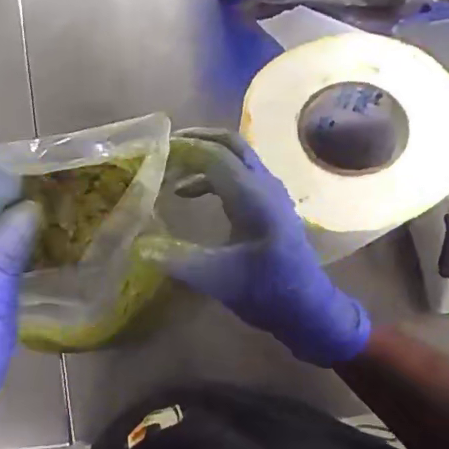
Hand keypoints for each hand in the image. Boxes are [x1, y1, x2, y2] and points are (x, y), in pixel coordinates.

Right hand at [156, 129, 369, 366]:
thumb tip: (139, 246)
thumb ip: (178, 260)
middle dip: (197, 140)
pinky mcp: (271, 206)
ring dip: (204, 157)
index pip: (214, 155)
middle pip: (230, 143)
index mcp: (253, 197)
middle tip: (164, 147)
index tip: (152, 152)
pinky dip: (213, 175)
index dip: (183, 149)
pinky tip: (190, 194)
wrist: (308, 309)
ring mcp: (271, 194)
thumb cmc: (267, 292)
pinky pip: (240, 174)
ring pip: (236, 157)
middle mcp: (264, 186)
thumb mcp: (218, 279)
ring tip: (170, 172)